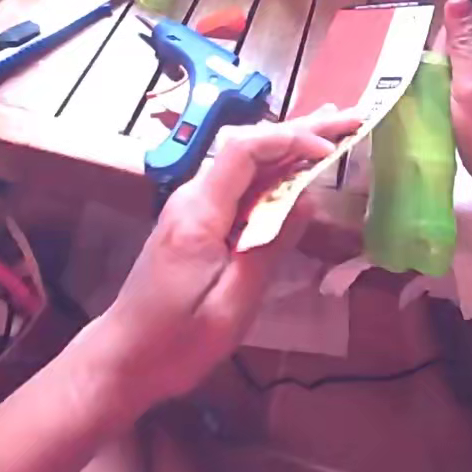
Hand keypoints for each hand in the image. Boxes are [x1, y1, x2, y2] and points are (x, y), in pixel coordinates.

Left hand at [75, 106, 362, 411]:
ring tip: (331, 129)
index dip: (288, 140)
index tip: (329, 150)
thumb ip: (268, 248)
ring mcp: (192, 205)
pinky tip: (295, 167)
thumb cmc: (177, 340)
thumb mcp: (232, 306)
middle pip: (246, 147)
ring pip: (243, 162)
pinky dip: (272, 172)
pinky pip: (238, 184)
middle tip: (348, 117)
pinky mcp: (196, 219)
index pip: (243, 151)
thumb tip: (306, 200)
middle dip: (297, 131)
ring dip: (287, 146)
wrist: (124, 354)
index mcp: (199, 211)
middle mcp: (193, 196)